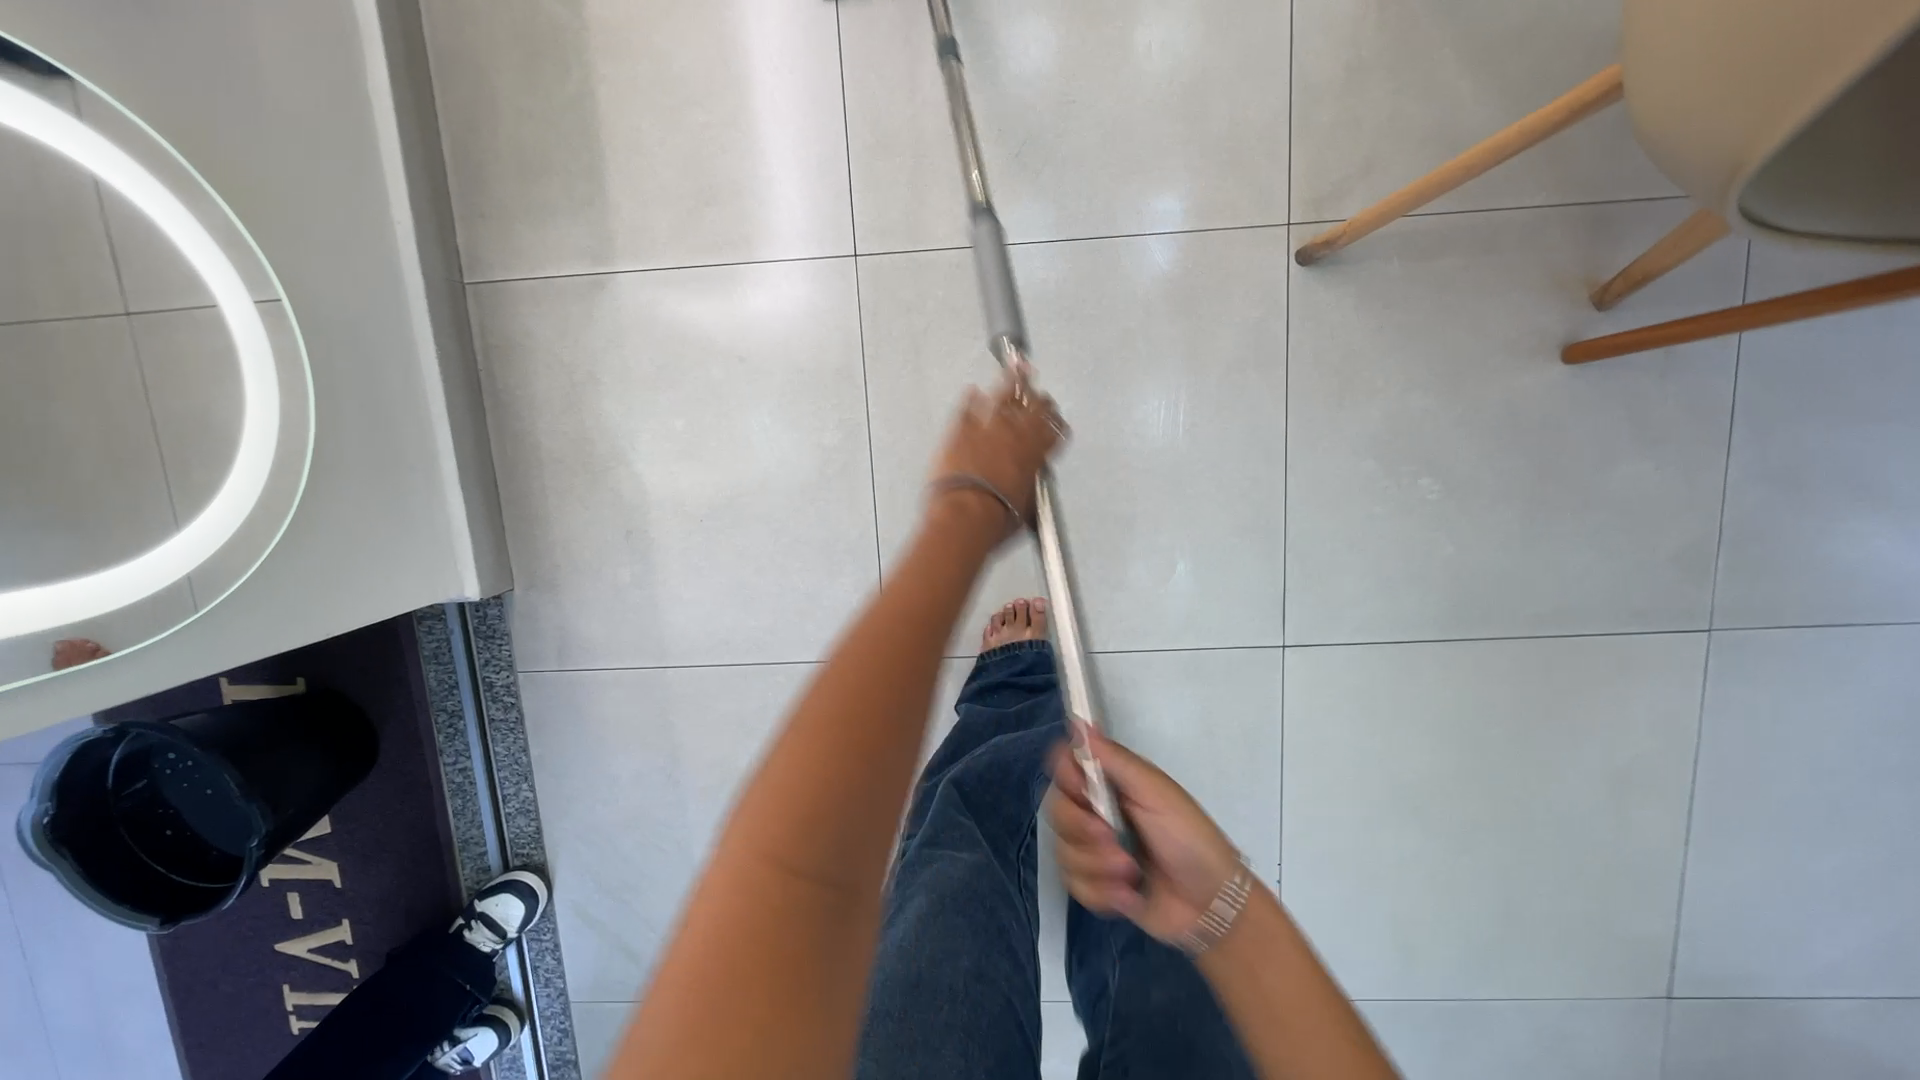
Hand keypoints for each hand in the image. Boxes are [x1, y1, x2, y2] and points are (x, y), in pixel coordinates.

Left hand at [926, 370, 1066, 540]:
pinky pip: (967, 407)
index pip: (1053, 431)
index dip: (1056, 422)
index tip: (1056, 417)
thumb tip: (1027, 481)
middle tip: (1040, 392)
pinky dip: (970, 397)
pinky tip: (972, 390)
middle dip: (1039, 399)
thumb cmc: (997, 518)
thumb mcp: (1025, 506)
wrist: (965, 515)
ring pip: (1003, 396)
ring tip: (1016, 366)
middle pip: (1033, 408)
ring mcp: (987, 428)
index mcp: (1035, 455)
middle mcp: (1015, 436)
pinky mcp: (960, 429)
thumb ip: (1029, 485)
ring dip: (1011, 381)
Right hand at [1046, 729, 1241, 944]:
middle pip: (1056, 811)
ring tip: (1131, 873)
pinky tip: (1129, 895)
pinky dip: (1101, 893)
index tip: (1083, 792)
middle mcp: (1097, 812)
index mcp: (1112, 784)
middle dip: (1083, 832)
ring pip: (1063, 852)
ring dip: (1098, 866)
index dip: (1066, 779)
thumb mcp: (1156, 792)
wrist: (1211, 904)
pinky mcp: (1096, 885)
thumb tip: (1078, 720)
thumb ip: (1114, 759)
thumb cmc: (1189, 838)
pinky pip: (1073, 885)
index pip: (1065, 768)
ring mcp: (1094, 850)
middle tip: (1112, 840)